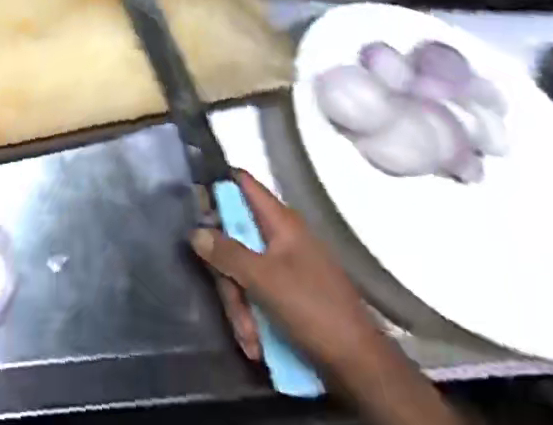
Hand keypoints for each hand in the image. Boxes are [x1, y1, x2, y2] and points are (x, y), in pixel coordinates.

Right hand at [190, 171, 460, 424]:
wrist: (362, 369)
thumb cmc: (314, 310)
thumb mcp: (263, 279)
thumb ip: (226, 252)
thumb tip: (195, 230)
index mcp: (282, 223)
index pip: (243, 184)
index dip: (216, 183)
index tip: (190, 197)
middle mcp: (282, 239)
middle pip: (234, 237)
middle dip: (226, 272)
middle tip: (228, 294)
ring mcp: (286, 269)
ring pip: (242, 272)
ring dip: (240, 305)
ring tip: (249, 335)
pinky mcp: (289, 296)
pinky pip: (256, 296)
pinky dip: (253, 318)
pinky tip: (256, 342)